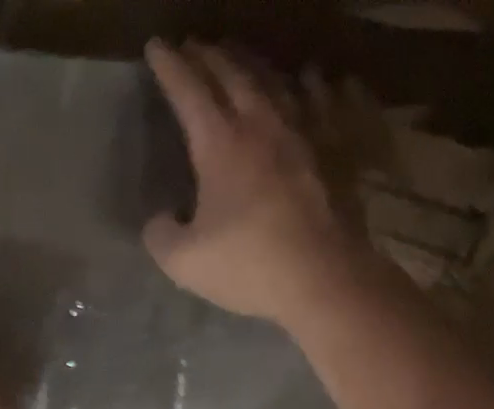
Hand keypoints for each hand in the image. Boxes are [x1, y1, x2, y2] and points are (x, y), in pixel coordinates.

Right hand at [143, 41, 375, 323]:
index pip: (189, 91)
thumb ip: (161, 234)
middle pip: (234, 74)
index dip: (170, 67)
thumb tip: (162, 218)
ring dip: (254, 63)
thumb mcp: (182, 262)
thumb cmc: (248, 266)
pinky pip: (328, 101)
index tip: (156, 46)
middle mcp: (263, 125)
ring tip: (241, 55)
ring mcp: (306, 133)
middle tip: (195, 45)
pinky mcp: (337, 150)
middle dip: (210, 55)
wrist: (324, 278)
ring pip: (278, 81)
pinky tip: (316, 76)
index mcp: (221, 145)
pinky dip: (317, 84)